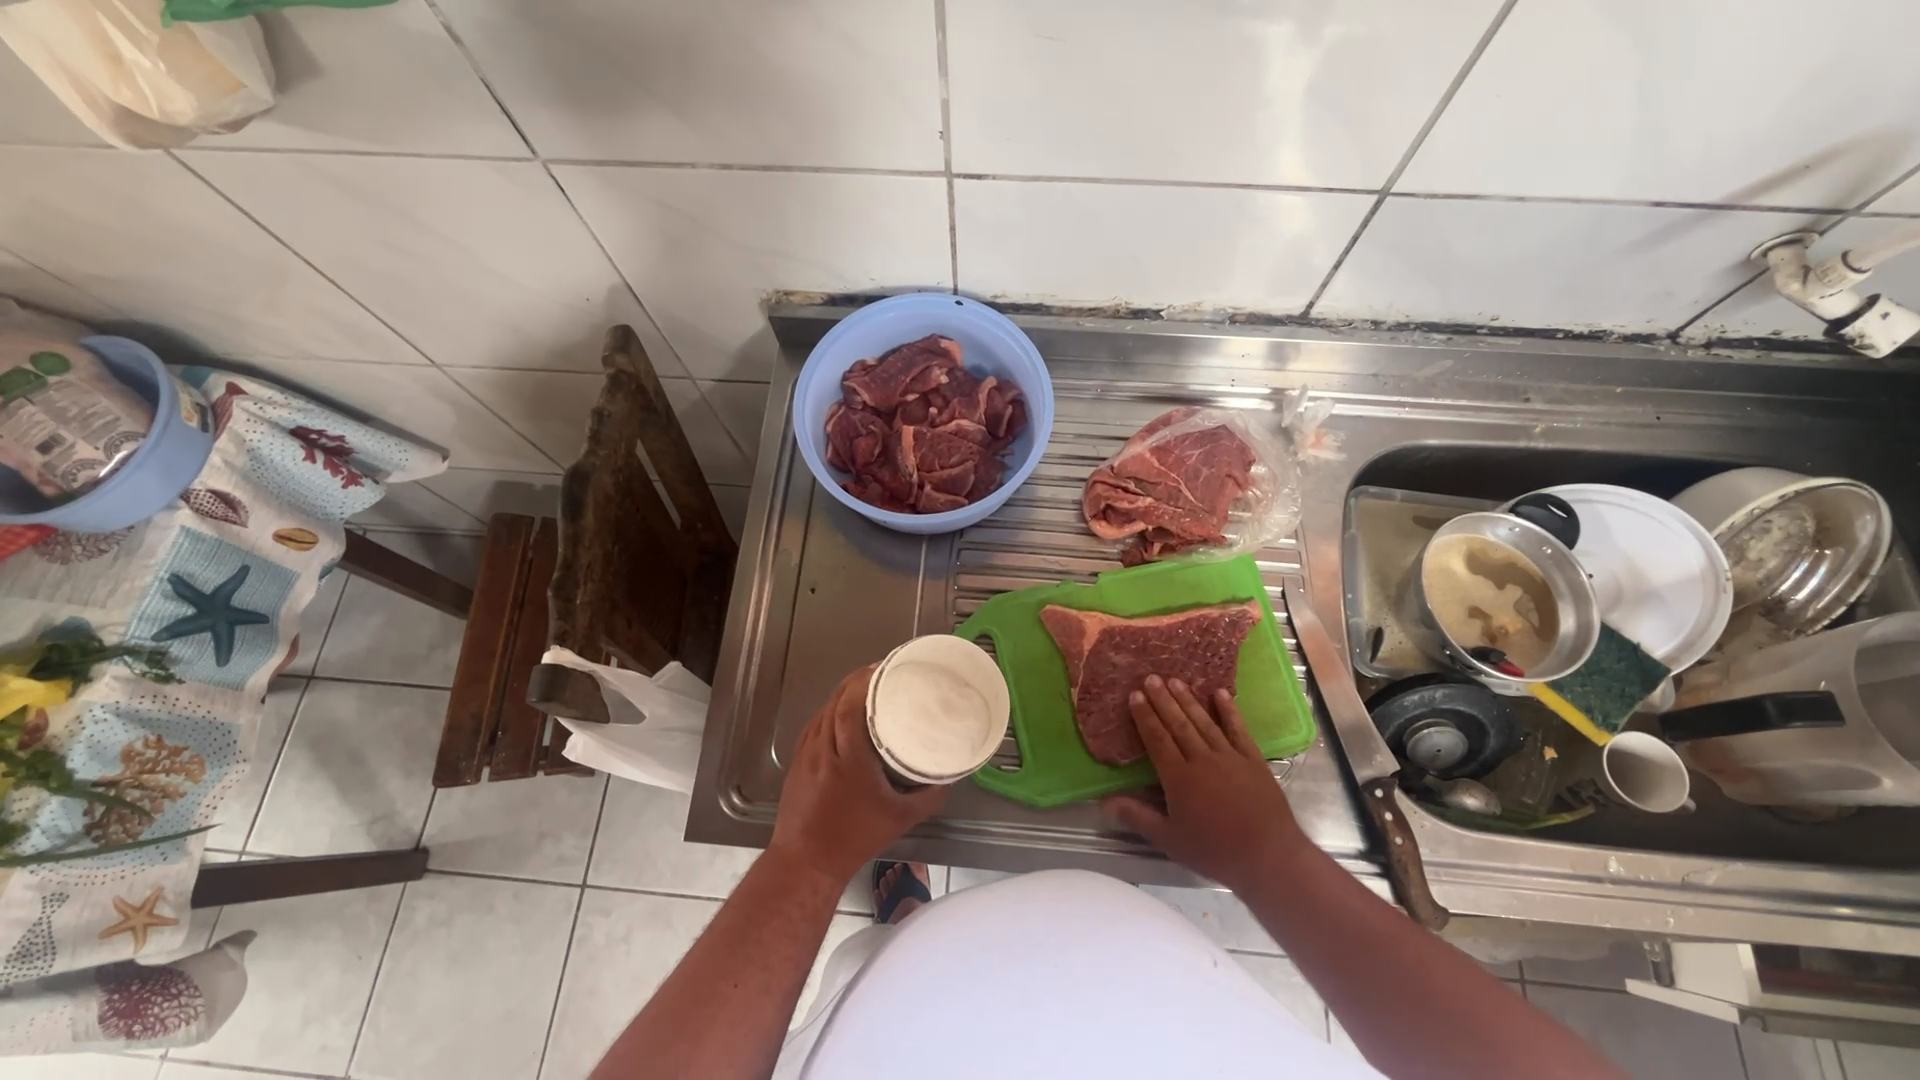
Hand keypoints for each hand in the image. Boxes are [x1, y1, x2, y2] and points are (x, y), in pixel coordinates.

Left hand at [769, 665, 949, 884]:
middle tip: (884, 672)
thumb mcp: (901, 818)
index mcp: (849, 757)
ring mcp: (807, 752)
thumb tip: (949, 776)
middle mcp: (824, 747)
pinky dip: (832, 711)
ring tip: (868, 686)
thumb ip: (930, 796)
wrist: (806, 860)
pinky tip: (845, 712)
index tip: (885, 667)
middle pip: (837, 700)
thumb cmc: (855, 838)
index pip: (851, 705)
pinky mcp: (798, 760)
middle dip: (858, 680)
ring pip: (825, 710)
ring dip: (844, 694)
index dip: (865, 680)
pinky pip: (816, 724)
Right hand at [1102, 675, 1306, 893]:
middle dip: (1163, 700)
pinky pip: (1237, 729)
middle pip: (1178, 724)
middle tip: (1151, 678)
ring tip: (1175, 681)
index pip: (1157, 739)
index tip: (1135, 695)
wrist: (1269, 856)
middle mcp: (1202, 759)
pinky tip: (1220, 694)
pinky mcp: (1253, 760)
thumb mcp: (1170, 840)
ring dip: (1189, 700)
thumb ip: (1138, 817)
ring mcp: (1230, 757)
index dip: (1145, 717)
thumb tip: (1105, 801)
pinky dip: (1229, 711)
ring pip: (1204, 722)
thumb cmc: (1215, 851)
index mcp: (1179, 778)